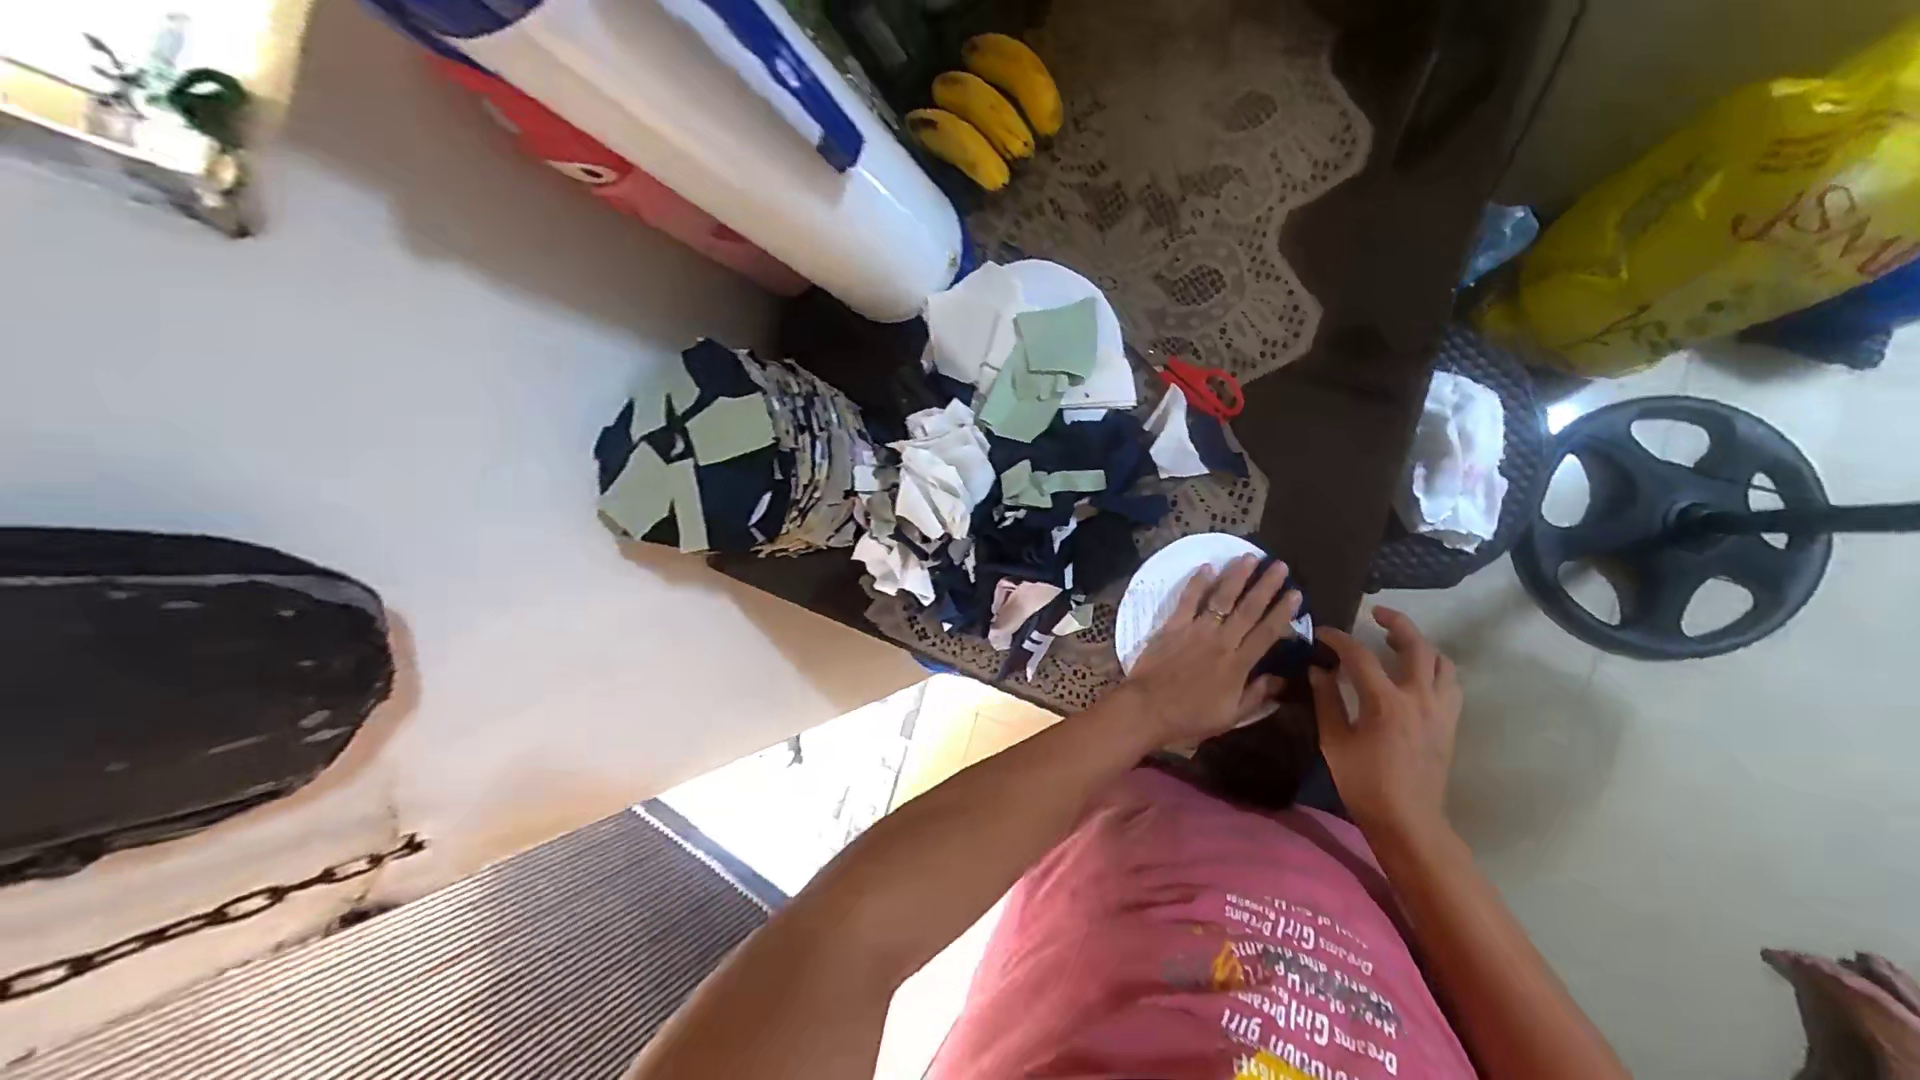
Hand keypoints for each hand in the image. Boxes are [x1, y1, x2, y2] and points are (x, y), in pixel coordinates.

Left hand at [1118, 555, 1303, 747]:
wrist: (1148, 708)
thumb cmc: (1190, 717)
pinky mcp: (1172, 626)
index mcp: (1238, 664)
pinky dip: (1198, 582)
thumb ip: (1256, 696)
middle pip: (1248, 609)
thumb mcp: (1230, 716)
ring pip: (1221, 598)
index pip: (1267, 633)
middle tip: (1280, 565)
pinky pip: (1187, 600)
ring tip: (1249, 557)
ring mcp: (1195, 630)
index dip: (1283, 613)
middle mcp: (1221, 641)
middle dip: (1266, 585)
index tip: (1296, 594)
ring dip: (1236, 576)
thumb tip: (1280, 680)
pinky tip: (1208, 566)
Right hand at [1309, 606, 1461, 841]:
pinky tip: (1417, 672)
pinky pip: (1450, 683)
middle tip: (1376, 614)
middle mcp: (1420, 699)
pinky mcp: (1450, 723)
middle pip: (1416, 646)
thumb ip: (1327, 700)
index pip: (1360, 656)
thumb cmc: (1363, 781)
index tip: (1322, 632)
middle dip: (1396, 624)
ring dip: (1421, 644)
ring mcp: (1441, 710)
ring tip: (1398, 640)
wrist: (1407, 819)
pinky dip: (1434, 668)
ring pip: (1442, 662)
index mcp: (1386, 703)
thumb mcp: (1334, 740)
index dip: (1339, 639)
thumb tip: (1319, 670)